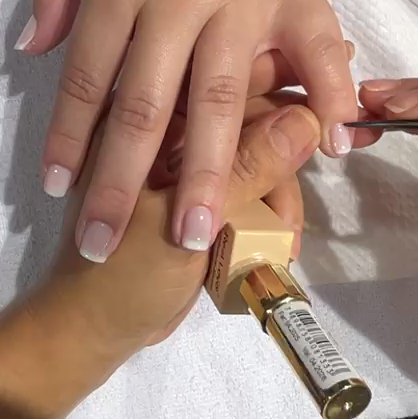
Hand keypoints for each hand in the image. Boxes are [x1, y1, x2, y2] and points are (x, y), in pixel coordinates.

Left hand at [19, 0, 355, 265]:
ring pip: (222, 99)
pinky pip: (318, 48)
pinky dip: (327, 95)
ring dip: (209, 172)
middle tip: (110, 249)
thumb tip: (37, 53)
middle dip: (125, 184)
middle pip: (146, 107)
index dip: (70, 140)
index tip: (60, 193)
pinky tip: (327, 150)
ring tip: (199, 235)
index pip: (87, 79)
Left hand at [32, 102, 324, 356]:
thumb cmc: (121, 275)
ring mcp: (183, 167)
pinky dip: (263, 218)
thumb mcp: (183, 222)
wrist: (92, 332)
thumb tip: (305, 120)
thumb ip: (243, 170)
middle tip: (300, 204)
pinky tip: (278, 246)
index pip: (221, 86)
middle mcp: (169, 133)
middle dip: (283, 162)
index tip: (325, 115)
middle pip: (247, 122)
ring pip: (252, 161)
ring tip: (285, 244)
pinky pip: (245, 192)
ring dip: (275, 200)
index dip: (278, 95)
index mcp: (150, 122)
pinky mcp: (196, 199)